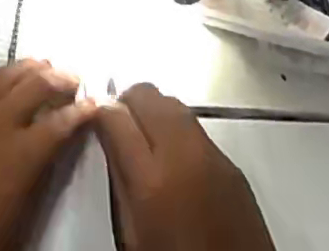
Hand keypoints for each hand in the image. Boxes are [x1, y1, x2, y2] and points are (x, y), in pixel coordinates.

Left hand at [0, 59, 96, 250]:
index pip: (60, 122)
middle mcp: (0, 123)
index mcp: (22, 154)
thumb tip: (55, 151)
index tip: (96, 104)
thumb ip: (41, 176)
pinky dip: (4, 75)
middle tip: (75, 78)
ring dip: (30, 68)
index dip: (82, 112)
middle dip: (60, 78)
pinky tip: (10, 76)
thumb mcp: (22, 216)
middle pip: (36, 85)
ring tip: (46, 64)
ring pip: (8, 75)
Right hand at [96, 83, 275, 250]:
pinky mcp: (233, 166)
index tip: (95, 117)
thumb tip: (107, 137)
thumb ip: (118, 179)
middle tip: (119, 122)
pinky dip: (178, 129)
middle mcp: (184, 156)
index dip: (99, 110)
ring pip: (173, 103)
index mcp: (151, 180)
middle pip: (146, 94)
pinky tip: (175, 156)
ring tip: (145, 136)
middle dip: (127, 101)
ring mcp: (213, 156)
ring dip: (153, 110)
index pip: (115, 115)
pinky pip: (196, 128)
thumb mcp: (132, 233)